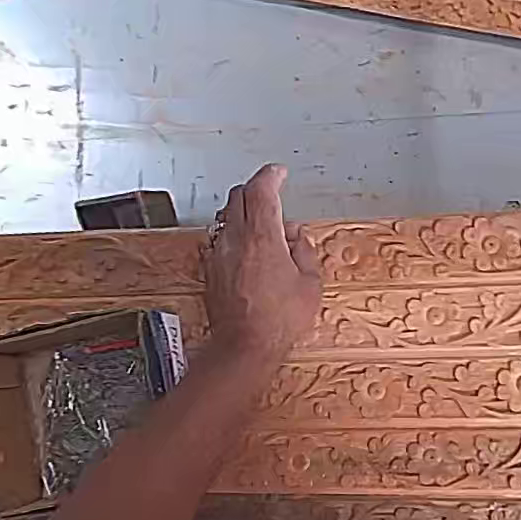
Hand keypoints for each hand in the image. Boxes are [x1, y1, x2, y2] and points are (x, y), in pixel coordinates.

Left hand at [202, 164, 322, 368]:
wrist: (245, 346)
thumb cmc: (278, 320)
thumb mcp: (310, 284)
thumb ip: (303, 251)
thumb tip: (295, 236)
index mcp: (263, 237)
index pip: (262, 189)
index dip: (271, 175)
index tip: (279, 173)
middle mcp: (235, 240)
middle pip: (238, 197)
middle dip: (255, 191)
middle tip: (271, 198)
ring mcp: (219, 255)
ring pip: (226, 218)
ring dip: (244, 214)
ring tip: (263, 230)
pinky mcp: (211, 271)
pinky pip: (220, 241)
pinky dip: (234, 237)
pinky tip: (248, 253)